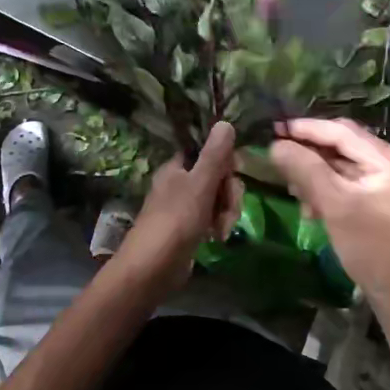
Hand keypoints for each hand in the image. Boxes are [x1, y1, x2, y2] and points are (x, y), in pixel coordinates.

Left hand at [114, 122, 243, 293]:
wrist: (153, 267)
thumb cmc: (175, 220)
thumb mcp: (199, 184)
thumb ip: (215, 155)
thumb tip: (225, 122)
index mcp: (176, 168)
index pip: (206, 152)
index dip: (225, 162)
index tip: (235, 174)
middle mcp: (178, 184)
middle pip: (215, 177)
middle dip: (228, 193)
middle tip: (228, 210)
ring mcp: (182, 208)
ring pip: (216, 199)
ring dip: (225, 212)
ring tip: (221, 230)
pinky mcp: (188, 229)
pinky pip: (211, 218)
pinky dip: (217, 226)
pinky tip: (217, 238)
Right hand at [270, 118, 389, 301]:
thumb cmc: (371, 246)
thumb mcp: (335, 205)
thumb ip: (305, 170)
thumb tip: (275, 144)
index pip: (342, 132)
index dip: (306, 129)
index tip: (274, 129)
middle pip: (342, 146)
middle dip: (309, 153)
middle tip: (277, 158)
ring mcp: (387, 182)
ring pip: (341, 166)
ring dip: (314, 174)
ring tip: (291, 188)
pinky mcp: (379, 200)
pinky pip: (346, 184)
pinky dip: (325, 190)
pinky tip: (308, 205)